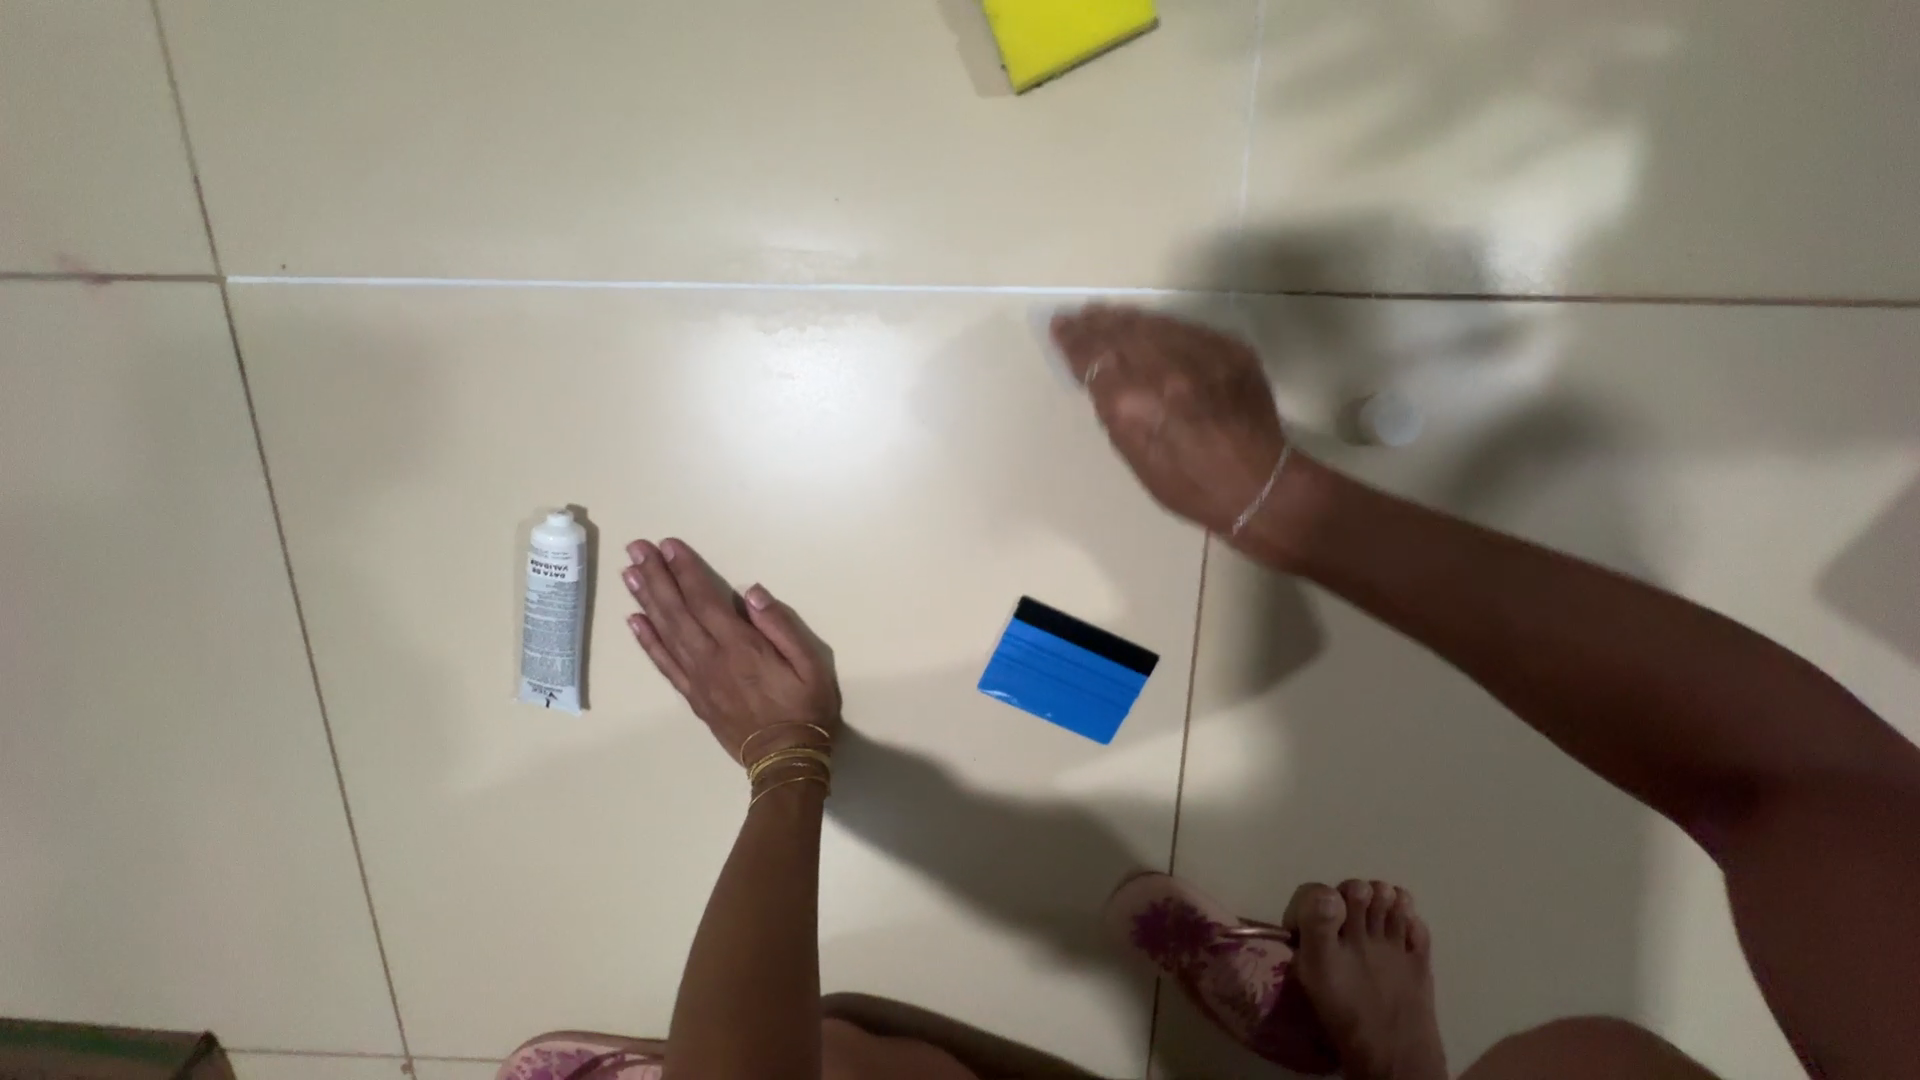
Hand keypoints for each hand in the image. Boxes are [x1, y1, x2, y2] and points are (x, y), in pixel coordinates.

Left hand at [623, 538, 841, 762]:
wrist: (787, 759)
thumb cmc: (806, 707)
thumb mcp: (810, 663)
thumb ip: (781, 626)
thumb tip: (752, 592)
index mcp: (741, 647)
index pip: (706, 600)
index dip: (686, 571)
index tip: (669, 546)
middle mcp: (711, 659)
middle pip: (677, 611)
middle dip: (657, 577)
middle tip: (637, 548)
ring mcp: (698, 679)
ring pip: (666, 633)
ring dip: (646, 601)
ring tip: (629, 574)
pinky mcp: (693, 697)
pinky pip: (664, 664)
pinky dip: (647, 642)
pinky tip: (635, 622)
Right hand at [1051, 304, 1290, 535]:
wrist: (1259, 485)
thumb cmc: (1187, 486)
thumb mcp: (1134, 455)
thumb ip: (1114, 410)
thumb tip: (1100, 376)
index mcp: (1133, 404)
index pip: (1094, 357)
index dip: (1074, 341)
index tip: (1060, 327)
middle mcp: (1164, 370)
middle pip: (1120, 333)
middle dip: (1094, 323)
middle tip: (1077, 316)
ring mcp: (1201, 355)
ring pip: (1152, 323)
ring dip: (1124, 318)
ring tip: (1104, 313)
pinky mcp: (1229, 349)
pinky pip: (1184, 327)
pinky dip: (1159, 324)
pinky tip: (1147, 324)